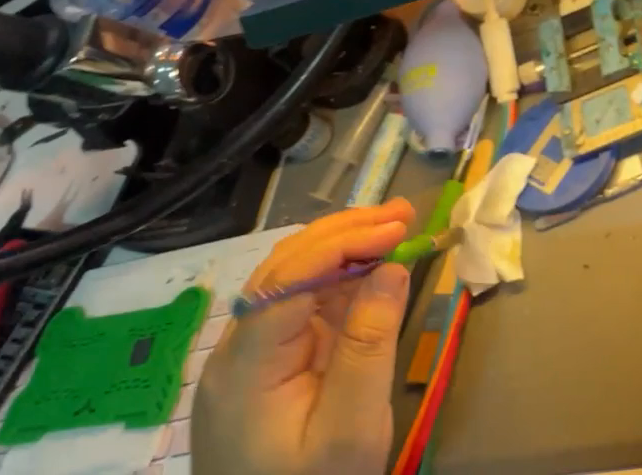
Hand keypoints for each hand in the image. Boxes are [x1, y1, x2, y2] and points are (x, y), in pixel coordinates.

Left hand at [195, 200, 415, 474]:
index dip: (343, 243)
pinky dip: (342, 280)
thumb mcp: (351, 427)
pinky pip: (303, 308)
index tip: (399, 228)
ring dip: (345, 248)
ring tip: (397, 226)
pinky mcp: (270, 368)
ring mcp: (251, 359)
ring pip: (293, 281)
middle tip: (405, 214)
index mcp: (245, 368)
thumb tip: (391, 268)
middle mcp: (237, 353)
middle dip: (344, 233)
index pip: (286, 280)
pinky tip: (375, 267)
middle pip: (284, 269)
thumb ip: (369, 345)